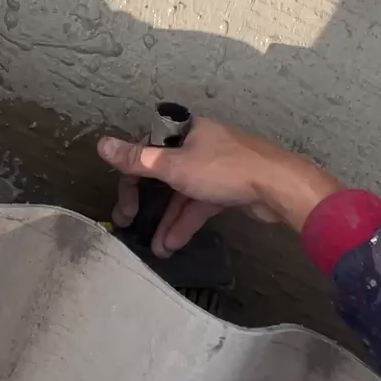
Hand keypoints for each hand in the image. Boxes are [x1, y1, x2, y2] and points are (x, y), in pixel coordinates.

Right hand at [97, 118, 343, 257]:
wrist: (279, 187)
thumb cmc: (223, 169)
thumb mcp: (174, 167)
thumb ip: (137, 159)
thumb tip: (101, 144)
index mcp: (184, 133)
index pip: (145, 151)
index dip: (130, 177)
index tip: (123, 205)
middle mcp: (197, 145)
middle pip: (162, 173)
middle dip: (147, 203)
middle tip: (130, 223)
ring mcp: (214, 168)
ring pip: (181, 193)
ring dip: (167, 219)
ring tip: (156, 247)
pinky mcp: (228, 188)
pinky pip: (199, 204)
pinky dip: (186, 222)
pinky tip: (173, 244)